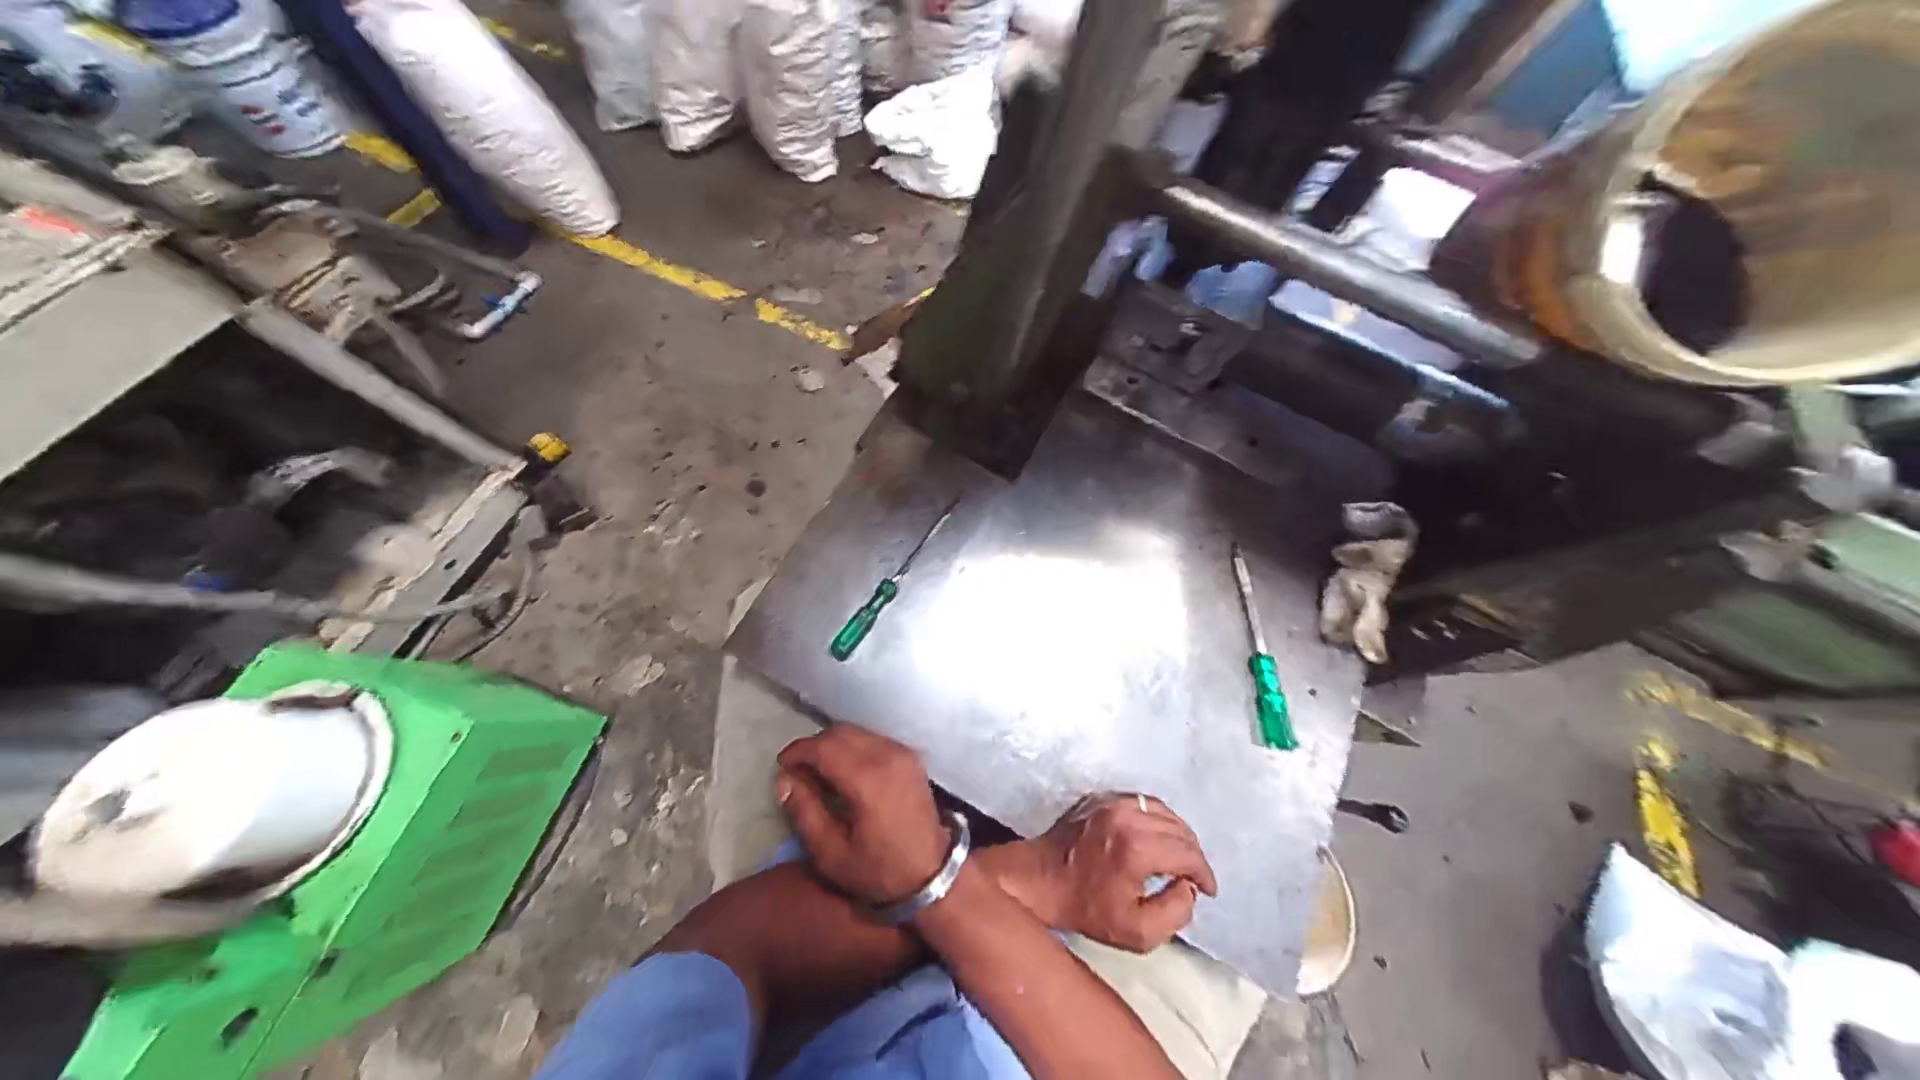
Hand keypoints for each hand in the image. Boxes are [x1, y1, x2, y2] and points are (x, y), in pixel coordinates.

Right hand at [777, 725, 952, 906]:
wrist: (933, 873)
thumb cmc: (880, 871)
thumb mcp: (832, 854)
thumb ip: (805, 812)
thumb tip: (785, 780)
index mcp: (868, 779)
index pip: (824, 747)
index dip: (798, 751)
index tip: (782, 765)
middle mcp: (888, 756)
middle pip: (840, 733)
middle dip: (814, 746)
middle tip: (797, 770)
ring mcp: (903, 753)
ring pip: (857, 732)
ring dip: (833, 745)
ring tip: (817, 771)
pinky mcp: (911, 756)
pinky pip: (873, 739)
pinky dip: (853, 747)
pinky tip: (843, 770)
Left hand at [1014, 794, 1217, 952]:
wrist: (1040, 879)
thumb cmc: (1086, 908)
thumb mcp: (1137, 932)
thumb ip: (1175, 912)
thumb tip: (1188, 887)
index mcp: (1137, 847)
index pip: (1188, 853)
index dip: (1204, 874)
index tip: (1207, 890)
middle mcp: (1127, 816)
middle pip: (1179, 829)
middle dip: (1193, 854)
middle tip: (1193, 876)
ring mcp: (1112, 801)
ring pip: (1162, 810)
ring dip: (1177, 833)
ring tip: (1179, 856)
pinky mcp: (1100, 797)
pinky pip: (1141, 802)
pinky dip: (1156, 818)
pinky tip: (1155, 837)